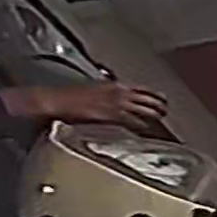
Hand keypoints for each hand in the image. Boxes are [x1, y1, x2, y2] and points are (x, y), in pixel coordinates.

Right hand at [3, 83, 167, 129]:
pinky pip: (138, 123)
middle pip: (153, 102)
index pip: (146, 90)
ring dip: (156, 119)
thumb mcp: (95, 87)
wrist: (52, 100)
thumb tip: (122, 97)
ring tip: (157, 124)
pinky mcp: (115, 116)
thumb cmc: (69, 95)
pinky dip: (143, 127)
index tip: (164, 102)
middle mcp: (121, 93)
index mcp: (115, 85)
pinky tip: (144, 130)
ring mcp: (119, 104)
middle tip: (163, 115)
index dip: (159, 97)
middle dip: (162, 109)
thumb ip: (111, 91)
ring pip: (150, 112)